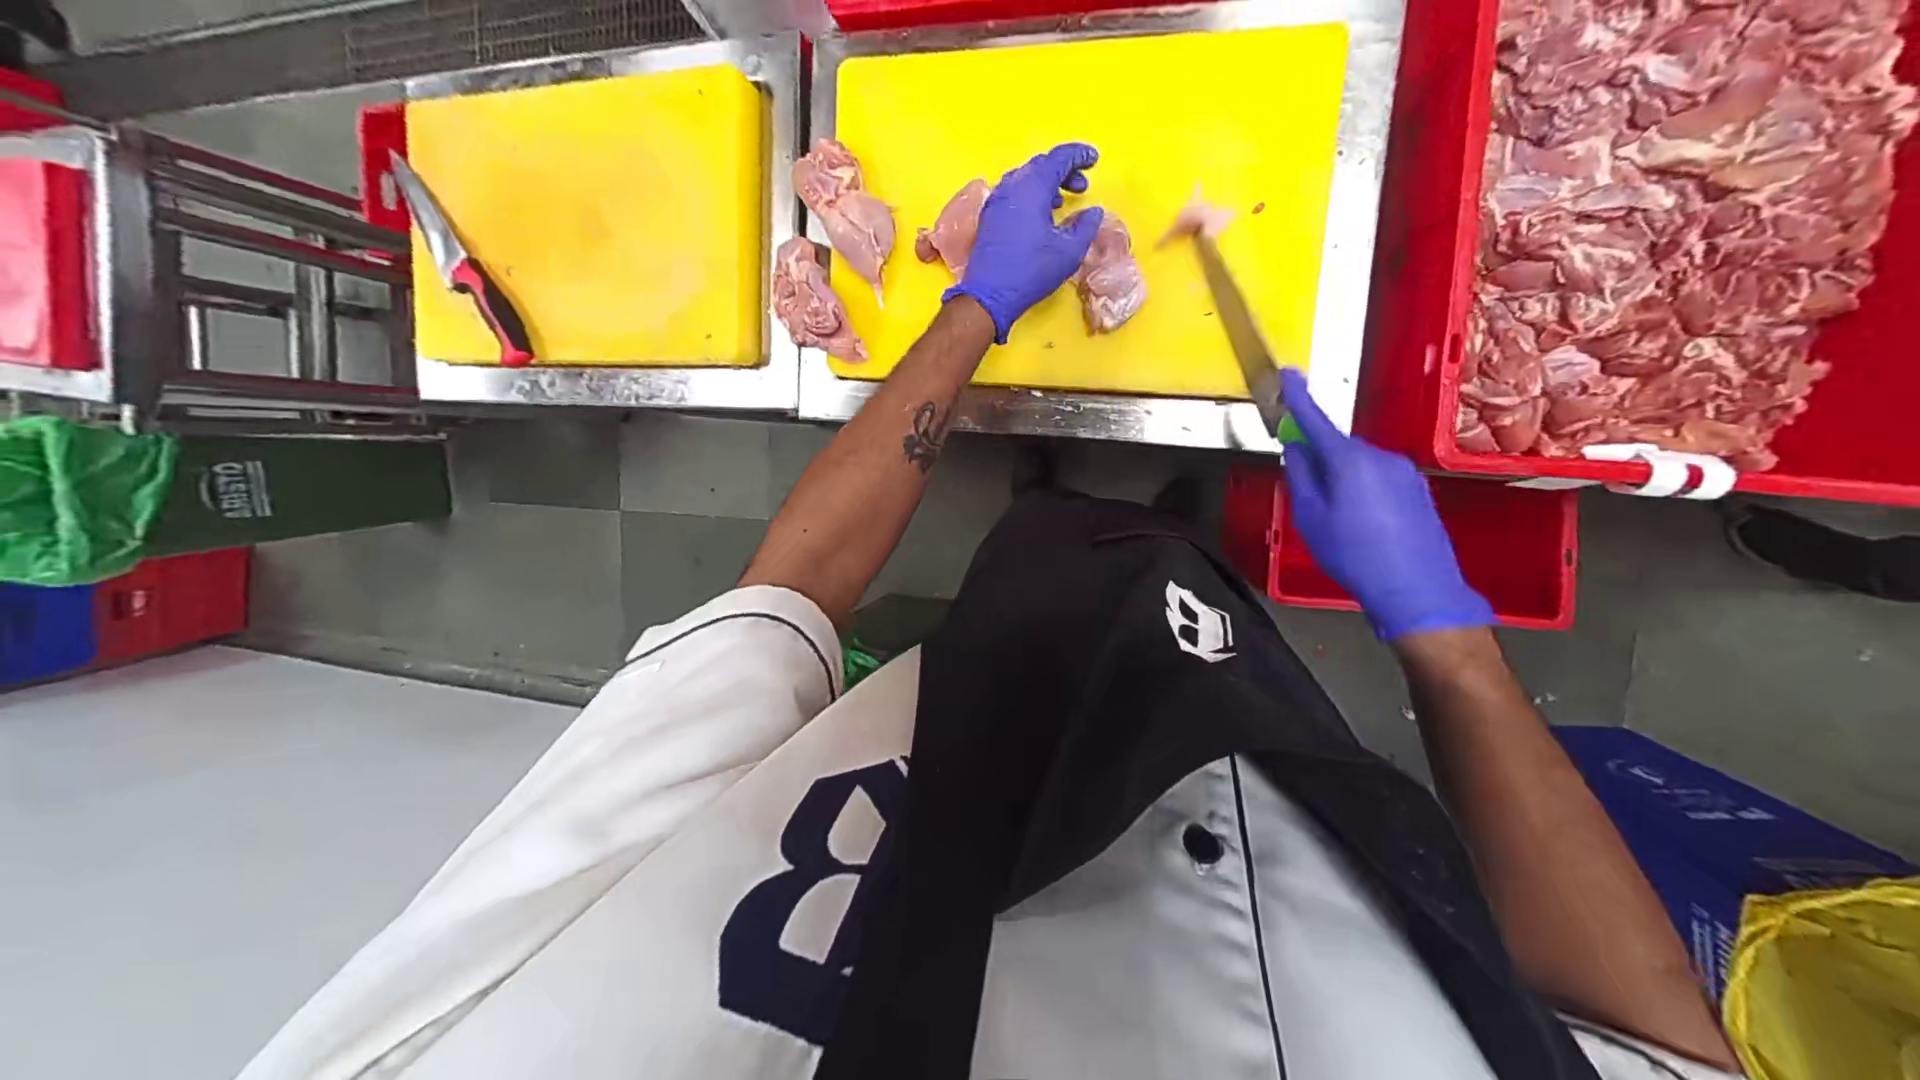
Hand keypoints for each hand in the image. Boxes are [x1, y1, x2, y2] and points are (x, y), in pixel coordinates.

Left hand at [947, 143, 1104, 343]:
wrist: (989, 295)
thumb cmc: (1031, 272)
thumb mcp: (1069, 251)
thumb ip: (1086, 226)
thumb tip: (1093, 212)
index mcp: (1032, 187)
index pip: (1058, 157)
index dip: (1079, 155)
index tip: (1094, 160)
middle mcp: (1010, 187)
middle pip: (1040, 165)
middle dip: (1064, 170)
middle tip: (1081, 186)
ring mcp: (996, 201)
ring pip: (1025, 179)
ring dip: (1047, 184)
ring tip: (1062, 201)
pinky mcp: (989, 218)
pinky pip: (1013, 194)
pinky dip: (1031, 196)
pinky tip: (1040, 216)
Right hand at [1280, 370, 1494, 640]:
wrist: (1416, 587)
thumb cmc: (1352, 553)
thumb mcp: (1310, 517)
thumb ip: (1299, 476)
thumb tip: (1296, 449)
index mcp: (1350, 460)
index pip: (1316, 421)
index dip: (1298, 398)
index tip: (1288, 375)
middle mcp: (1381, 457)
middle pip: (1338, 446)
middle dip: (1318, 457)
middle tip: (1302, 489)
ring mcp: (1404, 472)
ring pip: (1358, 464)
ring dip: (1340, 478)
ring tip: (1333, 518)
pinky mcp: (1417, 489)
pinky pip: (1378, 478)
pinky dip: (1360, 489)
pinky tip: (1358, 522)